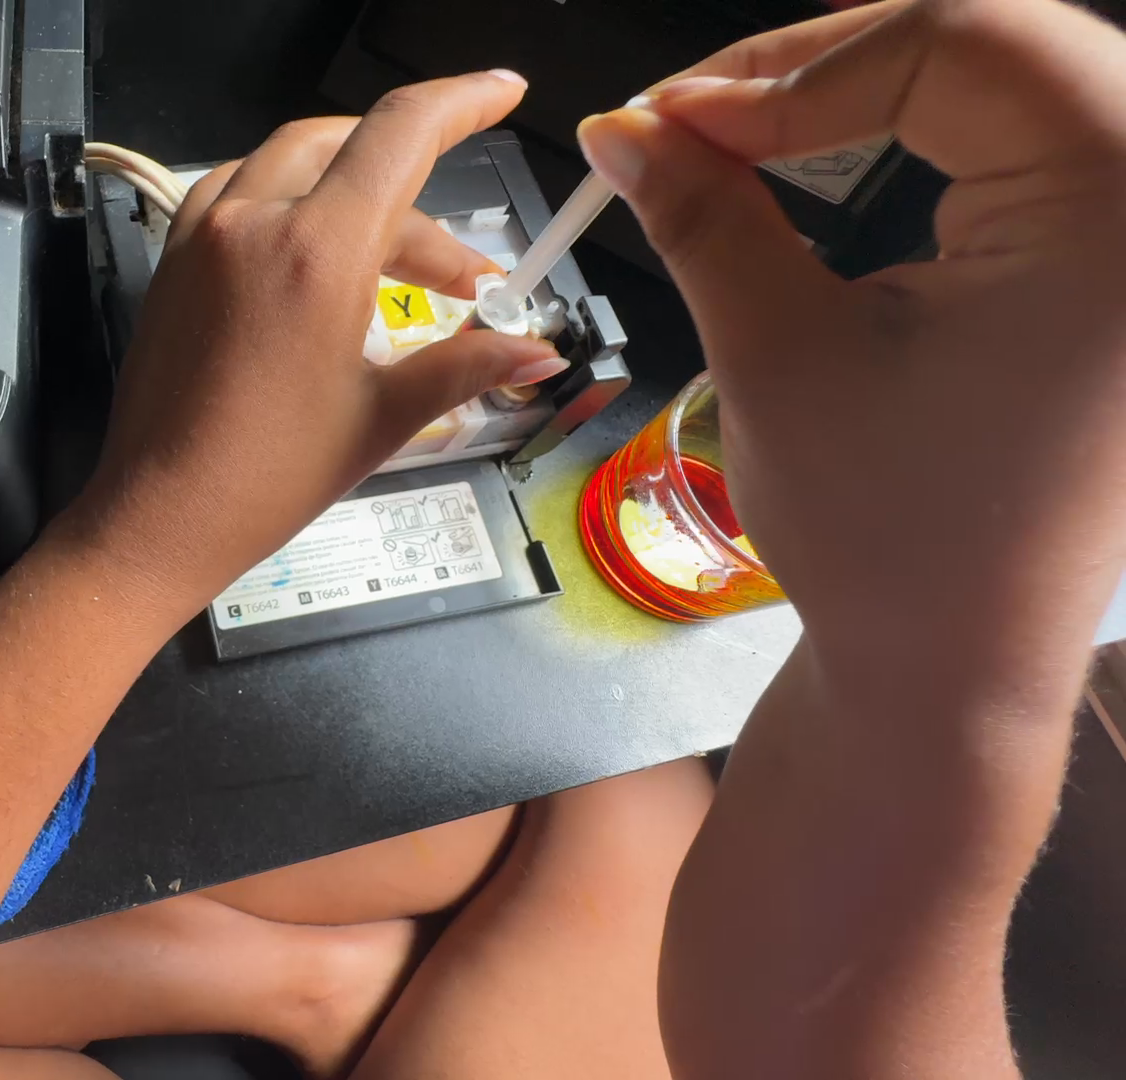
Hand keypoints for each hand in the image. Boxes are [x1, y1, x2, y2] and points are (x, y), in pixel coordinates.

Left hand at [55, 72, 566, 617]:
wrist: (162, 515)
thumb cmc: (273, 478)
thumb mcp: (379, 420)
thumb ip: (463, 367)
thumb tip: (537, 353)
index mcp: (316, 251)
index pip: (401, 134)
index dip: (463, 101)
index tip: (502, 93)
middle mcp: (252, 222)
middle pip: (348, 151)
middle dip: (416, 199)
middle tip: (455, 276)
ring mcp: (199, 239)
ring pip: (286, 165)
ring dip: (347, 191)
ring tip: (385, 260)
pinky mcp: (170, 266)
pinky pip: (232, 197)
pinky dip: (282, 203)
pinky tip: (304, 255)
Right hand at [579, 0, 1125, 667]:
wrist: (946, 637)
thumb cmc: (866, 512)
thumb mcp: (772, 353)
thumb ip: (700, 223)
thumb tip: (618, 137)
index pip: (955, 43)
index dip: (781, 74)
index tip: (653, 129)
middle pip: (983, 45)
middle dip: (804, 76)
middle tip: (674, 130)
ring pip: (992, 86)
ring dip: (843, 104)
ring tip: (722, 148)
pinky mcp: (1115, 253)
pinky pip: (1005, 145)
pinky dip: (890, 145)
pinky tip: (807, 174)